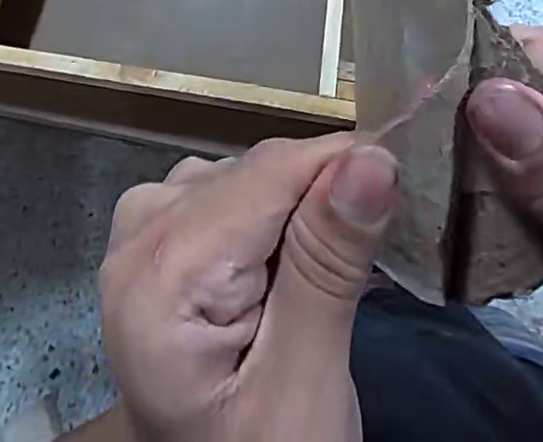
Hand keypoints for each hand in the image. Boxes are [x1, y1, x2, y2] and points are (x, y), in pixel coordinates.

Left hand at [97, 135, 399, 441]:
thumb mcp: (304, 384)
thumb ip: (329, 265)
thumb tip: (371, 159)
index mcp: (159, 269)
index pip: (270, 171)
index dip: (343, 165)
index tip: (401, 181)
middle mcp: (141, 223)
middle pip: (261, 170)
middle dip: (321, 198)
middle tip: (358, 265)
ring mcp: (146, 216)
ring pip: (255, 172)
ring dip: (300, 210)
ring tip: (318, 279)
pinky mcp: (161, 219)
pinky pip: (237, 185)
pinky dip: (276, 213)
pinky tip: (283, 268)